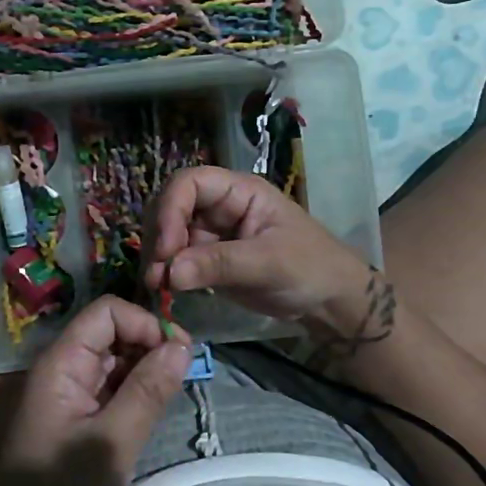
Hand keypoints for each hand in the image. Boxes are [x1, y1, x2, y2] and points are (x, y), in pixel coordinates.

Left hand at [1, 296, 191, 479]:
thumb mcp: (111, 444)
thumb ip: (147, 391)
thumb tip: (183, 345)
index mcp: (61, 364)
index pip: (106, 313)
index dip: (144, 323)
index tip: (179, 353)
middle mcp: (64, 370)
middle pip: (112, 332)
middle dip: (150, 344)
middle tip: (184, 375)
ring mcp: (71, 395)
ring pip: (116, 360)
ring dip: (147, 368)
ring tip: (174, 392)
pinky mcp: (80, 420)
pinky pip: (113, 388)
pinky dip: (138, 390)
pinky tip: (157, 407)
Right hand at [143, 166, 374, 337]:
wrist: (330, 301)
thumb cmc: (310, 268)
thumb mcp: (268, 263)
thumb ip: (218, 264)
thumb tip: (169, 272)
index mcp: (239, 191)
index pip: (190, 183)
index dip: (170, 210)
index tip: (166, 249)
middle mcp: (219, 206)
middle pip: (171, 206)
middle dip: (160, 236)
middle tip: (156, 275)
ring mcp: (212, 232)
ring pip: (169, 234)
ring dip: (159, 258)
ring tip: (158, 288)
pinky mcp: (208, 258)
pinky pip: (178, 259)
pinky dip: (167, 273)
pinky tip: (166, 292)